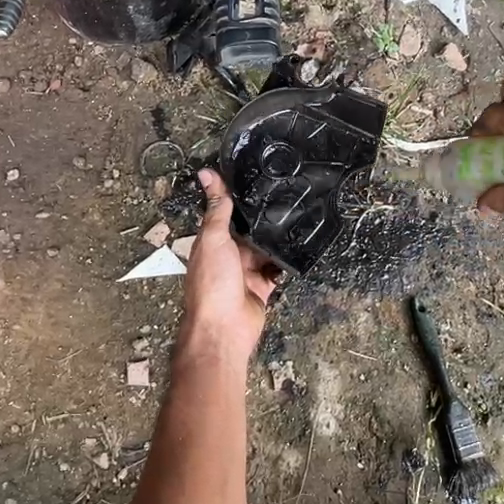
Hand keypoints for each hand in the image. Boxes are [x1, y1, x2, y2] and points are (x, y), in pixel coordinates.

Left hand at [179, 169, 278, 365]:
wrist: (224, 329)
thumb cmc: (211, 284)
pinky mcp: (262, 287)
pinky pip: (276, 269)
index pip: (223, 213)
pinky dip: (284, 261)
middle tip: (283, 194)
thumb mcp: (213, 239)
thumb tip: (206, 174)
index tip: (252, 175)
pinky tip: (296, 246)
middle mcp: (227, 255)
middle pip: (247, 231)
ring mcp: (245, 272)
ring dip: (274, 239)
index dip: (235, 197)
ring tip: (295, 215)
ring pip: (263, 248)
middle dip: (260, 218)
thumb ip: (216, 208)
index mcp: (211, 242)